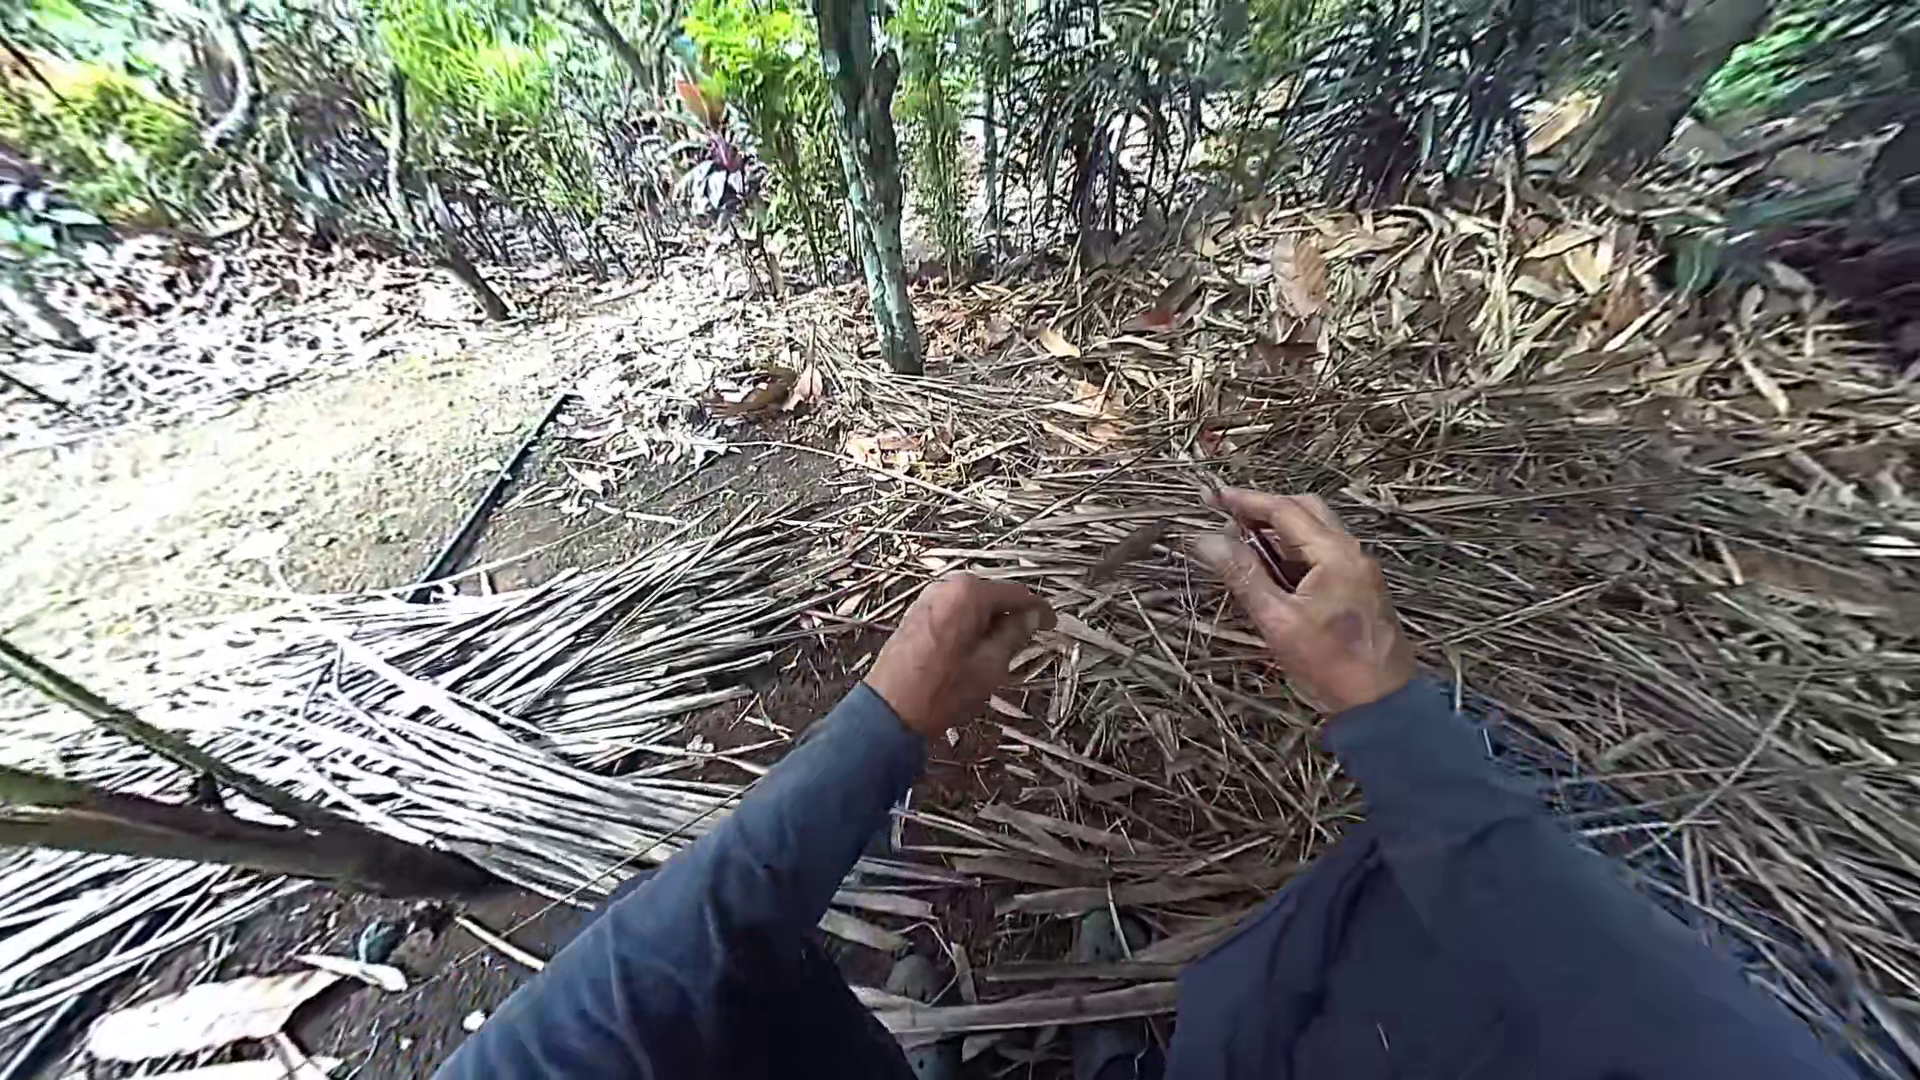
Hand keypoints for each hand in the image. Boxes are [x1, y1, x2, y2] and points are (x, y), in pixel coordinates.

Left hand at [864, 574, 1056, 738]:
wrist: (891, 711)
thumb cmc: (941, 692)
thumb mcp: (991, 665)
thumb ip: (1014, 634)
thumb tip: (1031, 618)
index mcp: (968, 594)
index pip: (1016, 594)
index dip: (1038, 609)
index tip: (1051, 622)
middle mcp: (946, 588)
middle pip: (992, 594)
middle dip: (1013, 613)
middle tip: (1032, 634)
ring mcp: (928, 599)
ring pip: (971, 603)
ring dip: (991, 619)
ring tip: (1006, 645)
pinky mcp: (916, 614)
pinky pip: (953, 610)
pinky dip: (970, 623)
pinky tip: (978, 645)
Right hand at [1194, 489, 1414, 713]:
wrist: (1381, 703)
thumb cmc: (1330, 663)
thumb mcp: (1277, 620)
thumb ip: (1244, 575)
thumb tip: (1208, 540)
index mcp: (1334, 555)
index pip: (1284, 510)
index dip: (1245, 500)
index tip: (1214, 497)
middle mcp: (1351, 553)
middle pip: (1304, 510)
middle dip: (1263, 507)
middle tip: (1227, 514)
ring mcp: (1357, 569)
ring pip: (1313, 530)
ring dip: (1276, 527)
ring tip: (1240, 538)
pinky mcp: (1356, 586)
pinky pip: (1320, 552)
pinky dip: (1290, 547)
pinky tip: (1268, 564)